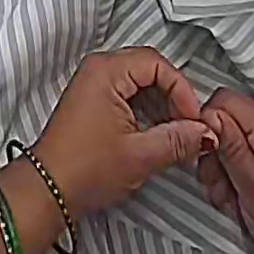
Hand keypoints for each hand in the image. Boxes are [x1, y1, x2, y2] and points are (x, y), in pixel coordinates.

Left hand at [31, 47, 216, 217]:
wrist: (48, 189)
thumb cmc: (85, 169)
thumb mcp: (140, 155)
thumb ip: (178, 139)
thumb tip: (205, 132)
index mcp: (106, 70)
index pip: (157, 63)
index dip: (181, 90)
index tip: (194, 119)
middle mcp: (98, 67)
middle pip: (149, 66)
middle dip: (173, 94)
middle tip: (188, 123)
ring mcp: (93, 80)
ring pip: (139, 78)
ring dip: (160, 101)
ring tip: (175, 131)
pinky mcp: (92, 96)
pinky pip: (127, 89)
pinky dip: (145, 106)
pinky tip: (156, 130)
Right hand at [196, 87, 253, 253]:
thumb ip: (232, 149)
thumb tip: (209, 115)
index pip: (223, 100)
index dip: (207, 126)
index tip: (206, 160)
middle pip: (227, 115)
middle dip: (215, 149)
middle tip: (218, 187)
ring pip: (233, 131)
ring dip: (223, 162)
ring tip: (230, 196)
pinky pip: (246, 142)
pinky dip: (236, 164)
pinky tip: (240, 192)